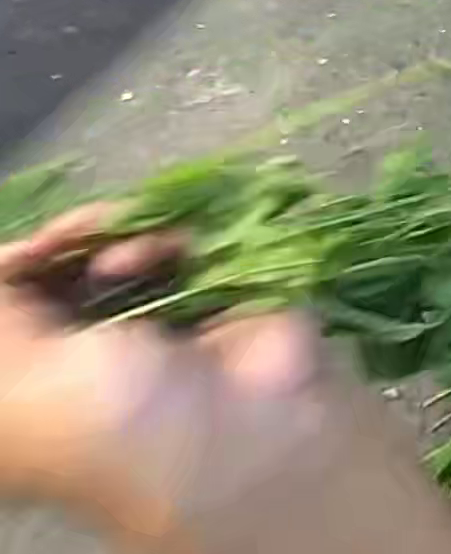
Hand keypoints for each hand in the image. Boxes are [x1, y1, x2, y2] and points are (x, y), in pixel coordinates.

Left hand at [0, 206, 450, 553]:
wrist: (238, 417)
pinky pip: (201, 254)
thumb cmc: (107, 411)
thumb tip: (4, 256)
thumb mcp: (19, 374)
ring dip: (135, 243)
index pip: (11, 301)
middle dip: (81, 242)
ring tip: (144, 254)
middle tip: (101, 223)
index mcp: (25, 375)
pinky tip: (184, 248)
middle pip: (71, 273)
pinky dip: (189, 243)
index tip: (47, 239)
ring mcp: (162, 319)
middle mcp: (87, 343)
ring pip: (136, 257)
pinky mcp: (226, 296)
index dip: (22, 262)